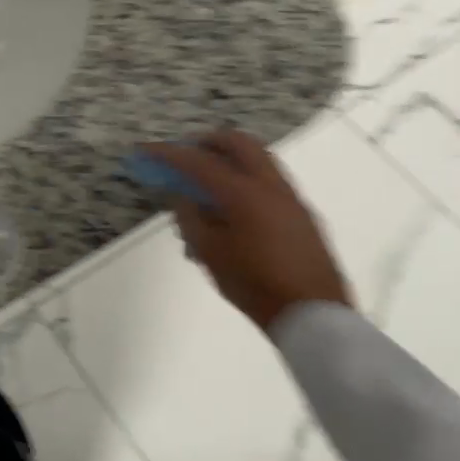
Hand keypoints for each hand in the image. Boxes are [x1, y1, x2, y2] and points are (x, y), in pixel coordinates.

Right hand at [145, 130, 352, 333]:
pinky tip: (233, 208)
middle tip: (186, 156)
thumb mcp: (208, 251)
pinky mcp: (304, 216)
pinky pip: (270, 182)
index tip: (145, 151)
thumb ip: (190, 215)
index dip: (167, 153)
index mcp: (243, 194)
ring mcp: (292, 200)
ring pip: (259, 160)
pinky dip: (246, 180)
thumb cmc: (253, 284)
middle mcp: (271, 188)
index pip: (197, 161)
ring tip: (207, 184)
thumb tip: (182, 194)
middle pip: (238, 143)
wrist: (314, 318)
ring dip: (230, 160)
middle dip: (207, 142)